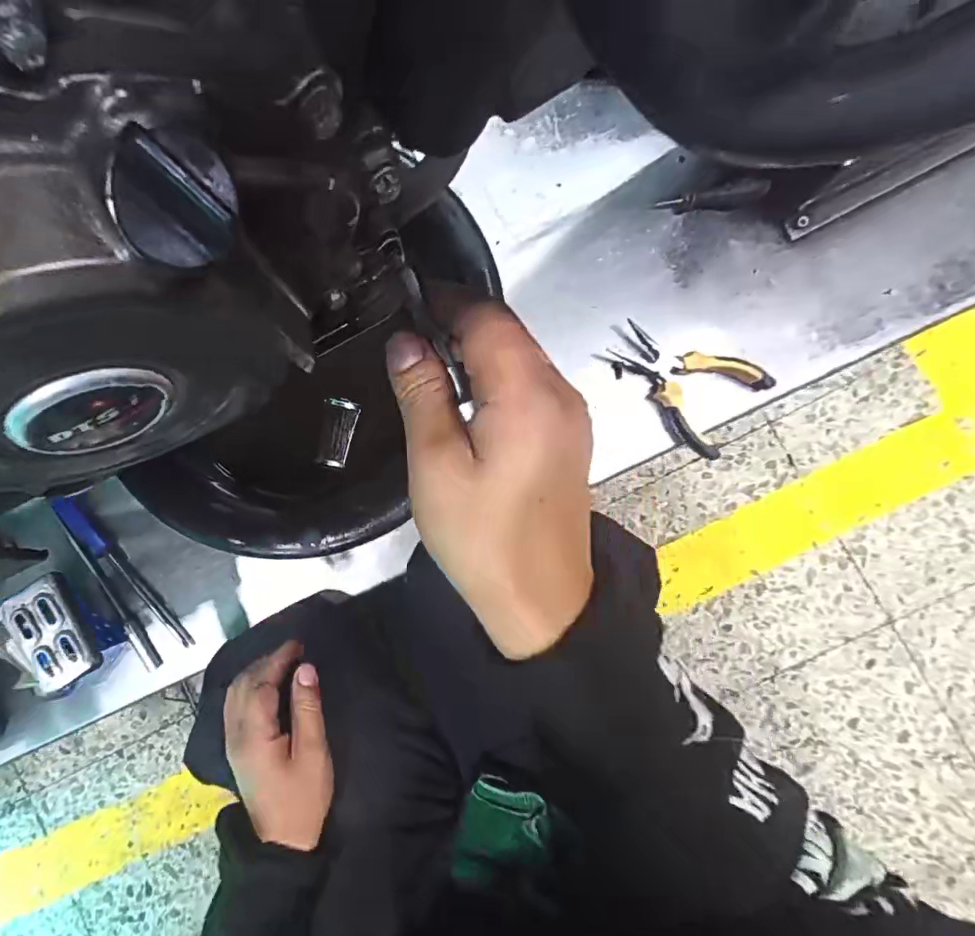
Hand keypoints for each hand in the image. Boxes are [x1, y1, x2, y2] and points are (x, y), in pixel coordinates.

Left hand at [222, 641, 333, 850]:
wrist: (280, 843)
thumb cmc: (302, 801)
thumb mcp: (313, 755)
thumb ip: (307, 710)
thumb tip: (305, 670)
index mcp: (253, 732)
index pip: (261, 682)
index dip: (278, 659)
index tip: (298, 644)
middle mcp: (235, 731)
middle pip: (243, 683)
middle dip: (266, 661)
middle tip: (293, 650)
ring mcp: (231, 740)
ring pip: (235, 693)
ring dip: (255, 672)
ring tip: (281, 663)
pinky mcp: (234, 748)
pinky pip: (234, 705)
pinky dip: (248, 687)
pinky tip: (263, 685)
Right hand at [385, 300, 594, 659]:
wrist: (540, 599)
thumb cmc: (480, 536)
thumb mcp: (436, 465)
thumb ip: (422, 395)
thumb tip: (406, 342)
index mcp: (526, 394)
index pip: (488, 319)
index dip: (446, 301)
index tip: (404, 298)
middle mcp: (559, 393)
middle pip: (509, 333)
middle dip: (458, 322)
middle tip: (405, 333)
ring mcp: (570, 415)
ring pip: (520, 358)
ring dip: (475, 350)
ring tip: (424, 364)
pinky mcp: (568, 437)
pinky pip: (529, 386)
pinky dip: (493, 377)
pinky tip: (462, 399)